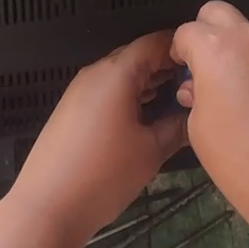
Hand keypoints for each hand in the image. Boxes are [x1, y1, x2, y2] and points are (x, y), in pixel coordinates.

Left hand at [0, 31, 186, 247]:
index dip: (179, 46)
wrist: (48, 205)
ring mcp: (80, 90)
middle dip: (164, 64)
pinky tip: (142, 113)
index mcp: (117, 72)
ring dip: (146, 81)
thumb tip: (193, 116)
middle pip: (136, 55)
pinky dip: (127, 94)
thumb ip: (176, 128)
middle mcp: (96, 72)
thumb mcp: (150, 151)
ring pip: (120, 74)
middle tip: (191, 79)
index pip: (153, 42)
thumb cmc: (103, 173)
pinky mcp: (71, 109)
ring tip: (172, 95)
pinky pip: (105, 90)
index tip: (201, 57)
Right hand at [170, 1, 248, 244]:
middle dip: (206, 32)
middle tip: (206, 68)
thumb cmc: (242, 161)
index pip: (187, 30)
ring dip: (237, 52)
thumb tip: (197, 87)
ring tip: (239, 95)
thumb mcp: (199, 130)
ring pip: (248, 34)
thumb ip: (195, 96)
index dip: (179, 51)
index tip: (181, 72)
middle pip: (218, 12)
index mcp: (216, 48)